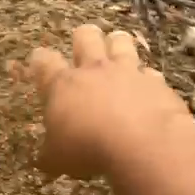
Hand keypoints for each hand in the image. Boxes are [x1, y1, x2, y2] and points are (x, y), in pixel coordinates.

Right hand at [22, 25, 194, 178]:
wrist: (143, 145)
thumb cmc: (86, 149)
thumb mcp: (55, 157)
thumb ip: (50, 149)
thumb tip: (44, 156)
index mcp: (62, 86)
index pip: (44, 63)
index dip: (39, 58)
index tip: (37, 57)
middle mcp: (94, 71)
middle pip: (86, 38)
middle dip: (82, 37)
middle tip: (81, 42)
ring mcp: (128, 72)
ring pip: (121, 42)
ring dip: (116, 43)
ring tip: (115, 47)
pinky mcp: (156, 83)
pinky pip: (148, 72)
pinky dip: (144, 76)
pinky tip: (143, 84)